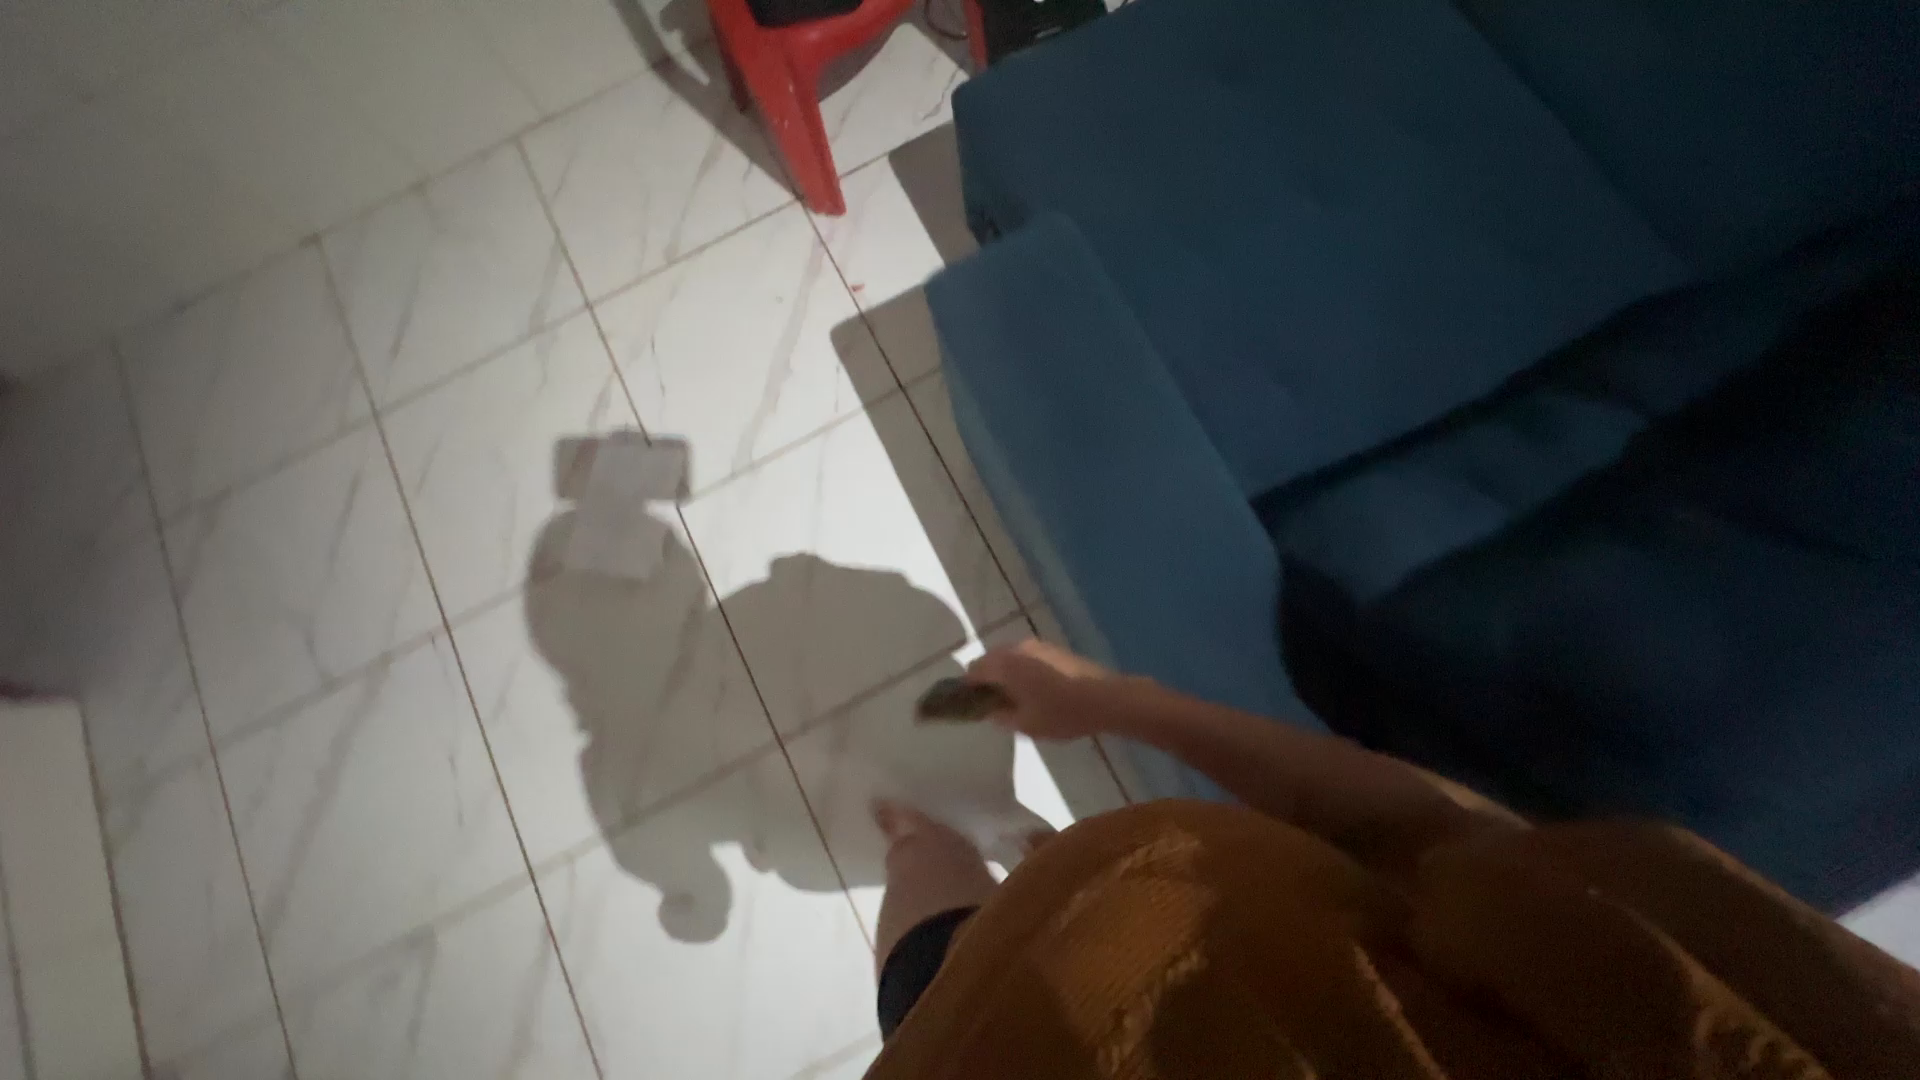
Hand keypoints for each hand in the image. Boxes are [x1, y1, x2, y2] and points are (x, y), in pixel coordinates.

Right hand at [964, 639, 1115, 740]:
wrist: (1105, 698)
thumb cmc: (1061, 713)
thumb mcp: (1026, 724)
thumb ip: (1002, 717)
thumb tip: (991, 711)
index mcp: (1005, 665)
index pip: (973, 670)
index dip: (968, 688)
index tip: (971, 706)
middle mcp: (1017, 648)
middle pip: (990, 659)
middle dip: (986, 679)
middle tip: (993, 705)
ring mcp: (1037, 645)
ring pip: (1009, 657)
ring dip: (1005, 673)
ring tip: (1015, 699)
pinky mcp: (1053, 648)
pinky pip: (1026, 656)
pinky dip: (1022, 669)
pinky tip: (1035, 690)